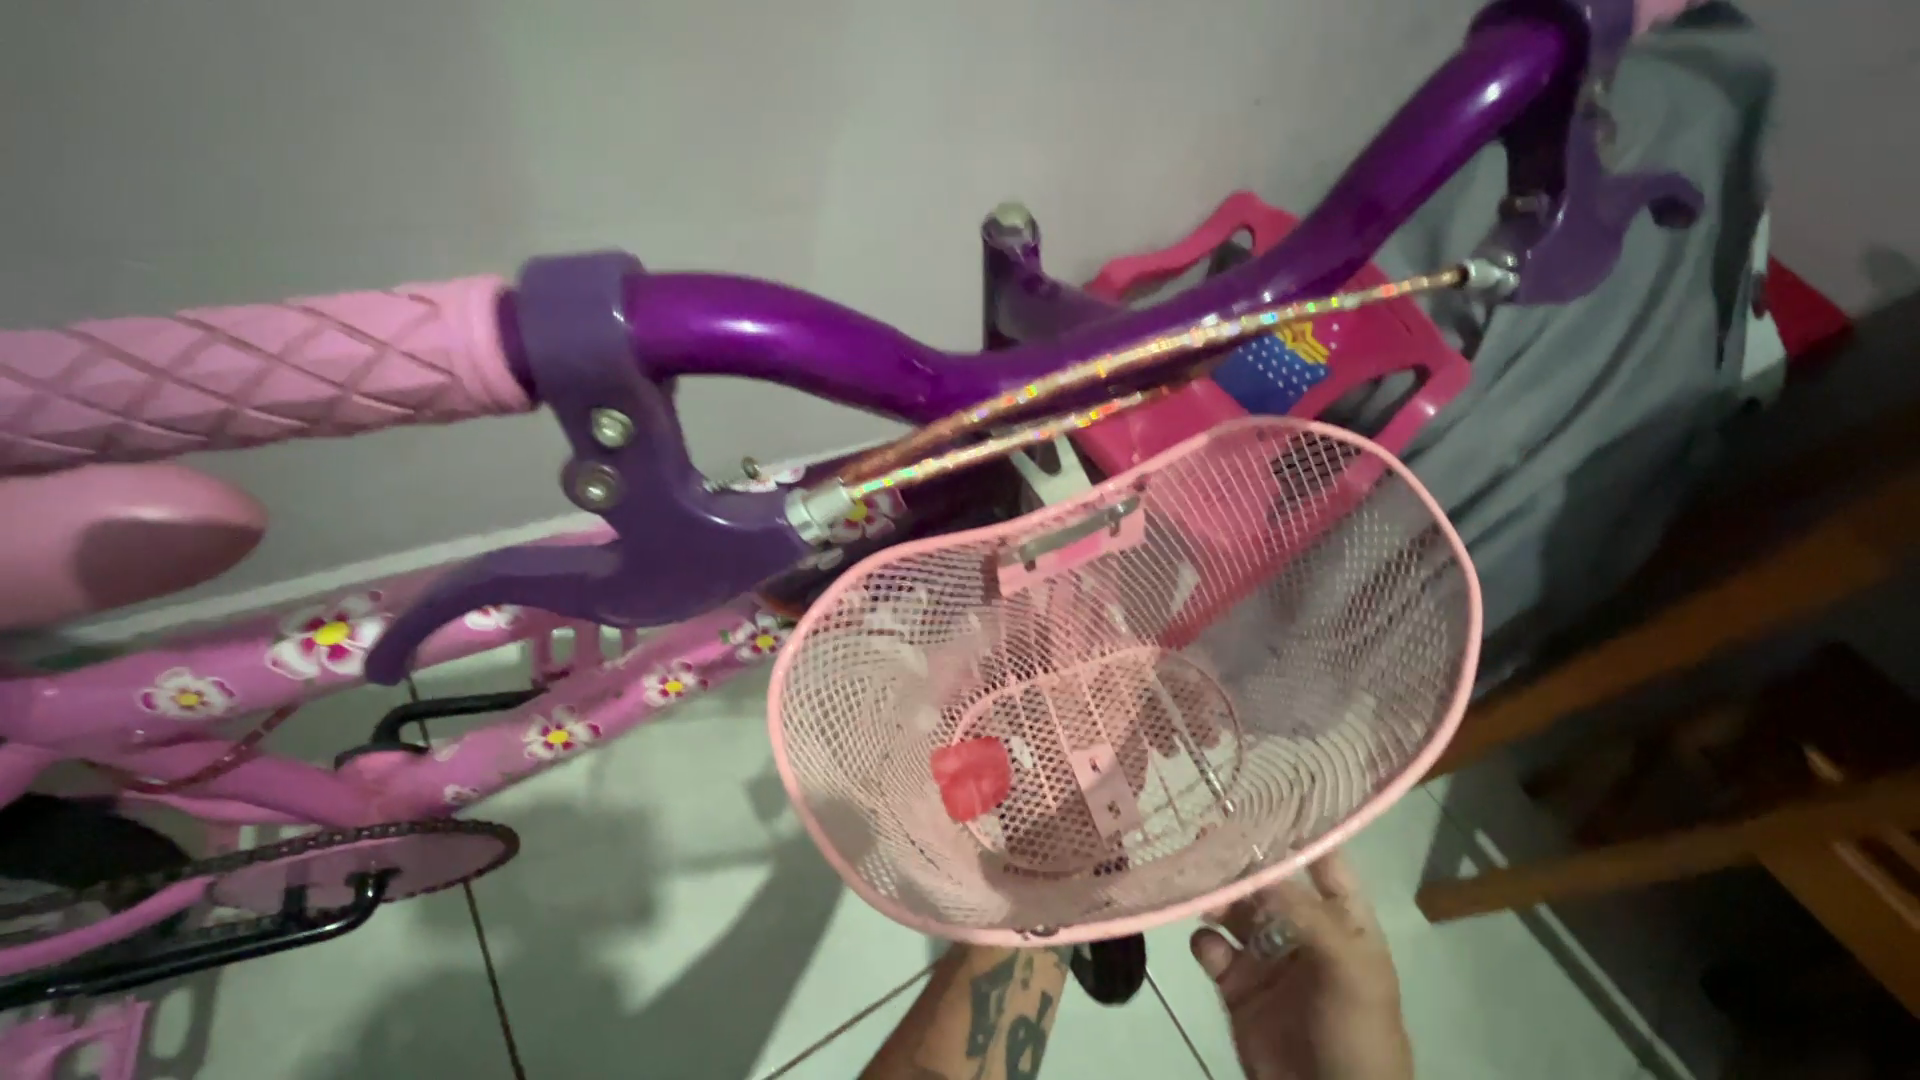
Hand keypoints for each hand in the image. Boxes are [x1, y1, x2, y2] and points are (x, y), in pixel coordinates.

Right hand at [1190, 852, 1411, 1079]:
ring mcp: (1267, 957)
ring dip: (1215, 894)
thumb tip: (1259, 865)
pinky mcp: (1237, 986)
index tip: (1258, 795)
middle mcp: (1302, 930)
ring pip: (1234, 910)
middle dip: (1239, 859)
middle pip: (1266, 881)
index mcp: (1342, 920)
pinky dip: (1202, 940)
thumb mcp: (1349, 970)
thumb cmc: (1358, 1034)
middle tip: (1202, 831)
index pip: (1321, 861)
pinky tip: (1204, 944)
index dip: (1295, 831)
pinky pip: (1213, 950)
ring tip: (1194, 881)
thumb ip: (1305, 913)